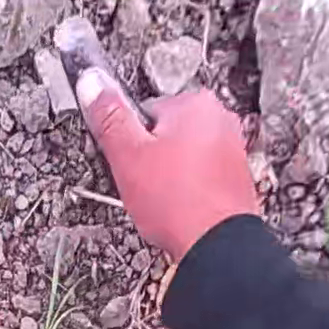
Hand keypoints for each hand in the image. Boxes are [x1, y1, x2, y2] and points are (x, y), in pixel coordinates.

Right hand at [76, 69, 261, 259]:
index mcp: (195, 104)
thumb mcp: (128, 157)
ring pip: (186, 160)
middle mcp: (221, 120)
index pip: (146, 112)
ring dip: (171, 179)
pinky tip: (182, 211)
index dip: (131, 143)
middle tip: (146, 188)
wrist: (217, 246)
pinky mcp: (237, 181)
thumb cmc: (177, 203)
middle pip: (168, 135)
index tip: (129, 165)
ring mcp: (233, 151)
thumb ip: (109, 118)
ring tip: (165, 203)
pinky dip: (190, 194)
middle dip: (154, 160)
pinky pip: (202, 180)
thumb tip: (91, 82)